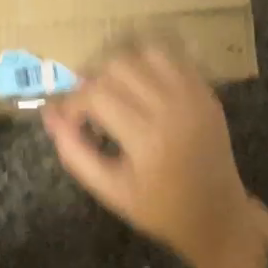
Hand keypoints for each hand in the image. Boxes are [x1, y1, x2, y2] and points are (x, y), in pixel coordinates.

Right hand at [42, 37, 252, 267]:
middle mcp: (172, 108)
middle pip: (118, 65)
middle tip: (92, 108)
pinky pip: (173, 59)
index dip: (73, 103)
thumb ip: (74, 152)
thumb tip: (49, 114)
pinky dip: (150, 65)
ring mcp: (193, 96)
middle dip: (95, 82)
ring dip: (123, 68)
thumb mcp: (109, 190)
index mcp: (146, 138)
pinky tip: (142, 89)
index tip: (71, 121)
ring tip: (117, 93)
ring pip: (145, 53)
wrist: (217, 214)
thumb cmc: (159, 208)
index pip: (95, 94)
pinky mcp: (206, 92)